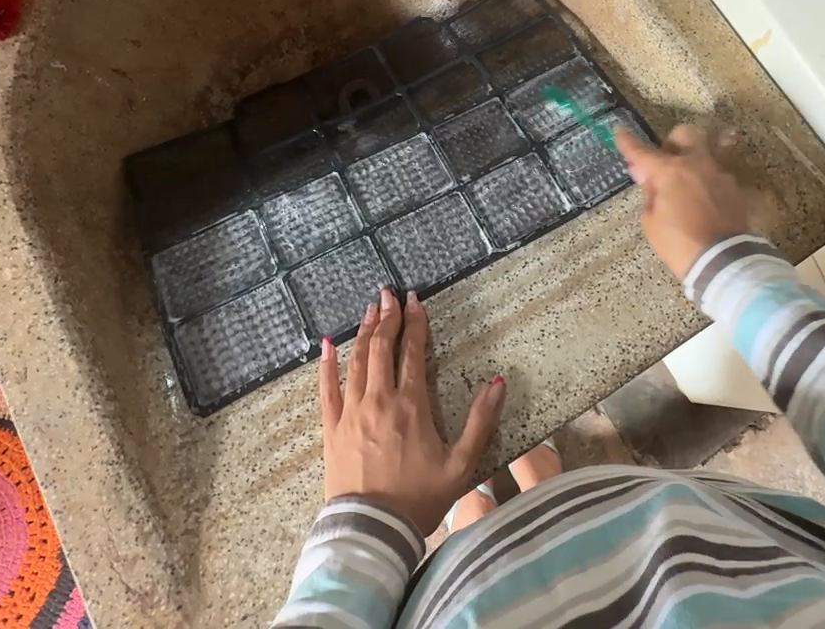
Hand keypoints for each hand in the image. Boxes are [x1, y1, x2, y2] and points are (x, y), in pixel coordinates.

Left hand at [319, 287, 505, 534]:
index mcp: (411, 405)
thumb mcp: (461, 465)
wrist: (372, 531)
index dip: (415, 323)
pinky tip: (326, 344)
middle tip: (389, 293)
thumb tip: (498, 382)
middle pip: (382, 347)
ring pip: (357, 360)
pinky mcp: (332, 427)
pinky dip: (326, 363)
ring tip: (369, 308)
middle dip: (387, 317)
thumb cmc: (419, 499)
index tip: (415, 300)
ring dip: (363, 331)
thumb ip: (481, 421)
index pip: (413, 352)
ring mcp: (352, 411)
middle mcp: (380, 399)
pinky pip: (326, 388)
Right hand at [615, 124, 750, 280]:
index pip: (642, 151)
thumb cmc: (678, 242)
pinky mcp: (734, 189)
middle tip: (663, 163)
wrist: (722, 260)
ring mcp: (718, 175)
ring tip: (683, 192)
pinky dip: (705, 186)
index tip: (619, 132)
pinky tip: (701, 205)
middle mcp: (696, 164)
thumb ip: (649, 192)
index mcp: (670, 171)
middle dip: (671, 143)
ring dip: (690, 168)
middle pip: (684, 134)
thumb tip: (647, 176)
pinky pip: (715, 178)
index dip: (628, 142)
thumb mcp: (651, 221)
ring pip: (702, 157)